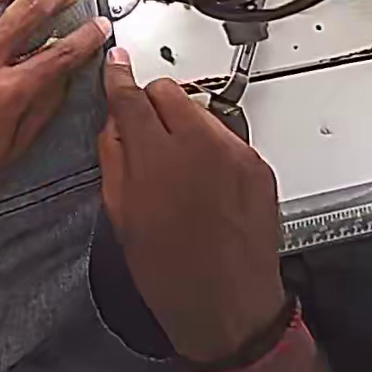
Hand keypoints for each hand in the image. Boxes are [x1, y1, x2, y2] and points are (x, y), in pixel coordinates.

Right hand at [97, 48, 285, 361]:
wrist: (229, 308)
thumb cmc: (172, 273)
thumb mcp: (121, 214)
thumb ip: (114, 157)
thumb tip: (113, 124)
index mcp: (157, 158)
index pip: (131, 96)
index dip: (118, 77)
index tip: (116, 64)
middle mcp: (200, 146)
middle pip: (168, 89)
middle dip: (150, 103)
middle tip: (145, 133)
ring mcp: (234, 153)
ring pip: (197, 108)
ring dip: (181, 124)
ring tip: (177, 165)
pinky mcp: (258, 164)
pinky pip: (224, 133)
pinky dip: (208, 143)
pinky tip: (202, 177)